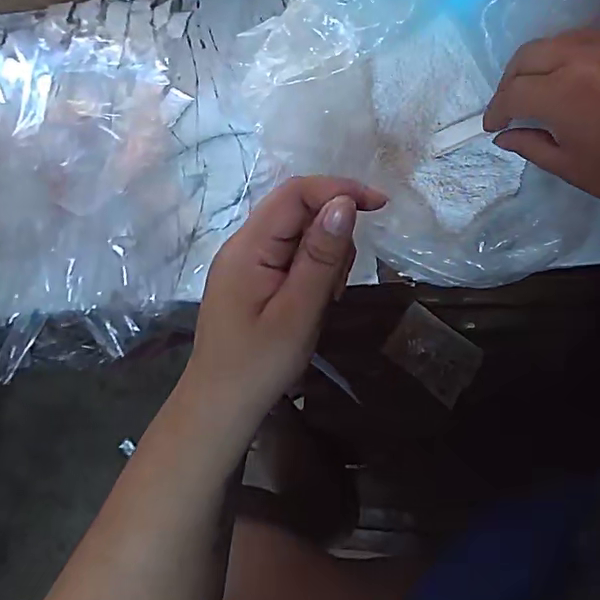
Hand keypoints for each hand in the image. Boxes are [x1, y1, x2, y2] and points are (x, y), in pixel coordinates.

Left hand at [184, 177, 386, 430]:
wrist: (220, 410)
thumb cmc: (259, 365)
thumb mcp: (298, 312)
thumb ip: (322, 255)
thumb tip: (345, 202)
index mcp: (249, 247)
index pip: (296, 193)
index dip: (339, 189)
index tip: (380, 205)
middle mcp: (245, 244)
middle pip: (299, 208)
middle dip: (334, 230)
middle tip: (342, 279)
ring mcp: (248, 260)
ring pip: (301, 230)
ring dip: (327, 252)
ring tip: (327, 297)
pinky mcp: (256, 276)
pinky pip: (293, 252)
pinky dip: (316, 267)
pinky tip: (317, 299)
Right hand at [482, 32, 599, 222]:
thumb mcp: (576, 169)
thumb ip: (534, 147)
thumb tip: (506, 137)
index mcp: (561, 92)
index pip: (512, 92)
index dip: (496, 109)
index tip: (494, 125)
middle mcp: (583, 56)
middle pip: (530, 54)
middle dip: (513, 78)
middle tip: (513, 103)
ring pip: (563, 40)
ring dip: (544, 61)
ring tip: (546, 86)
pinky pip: (598, 42)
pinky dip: (579, 58)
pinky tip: (587, 79)